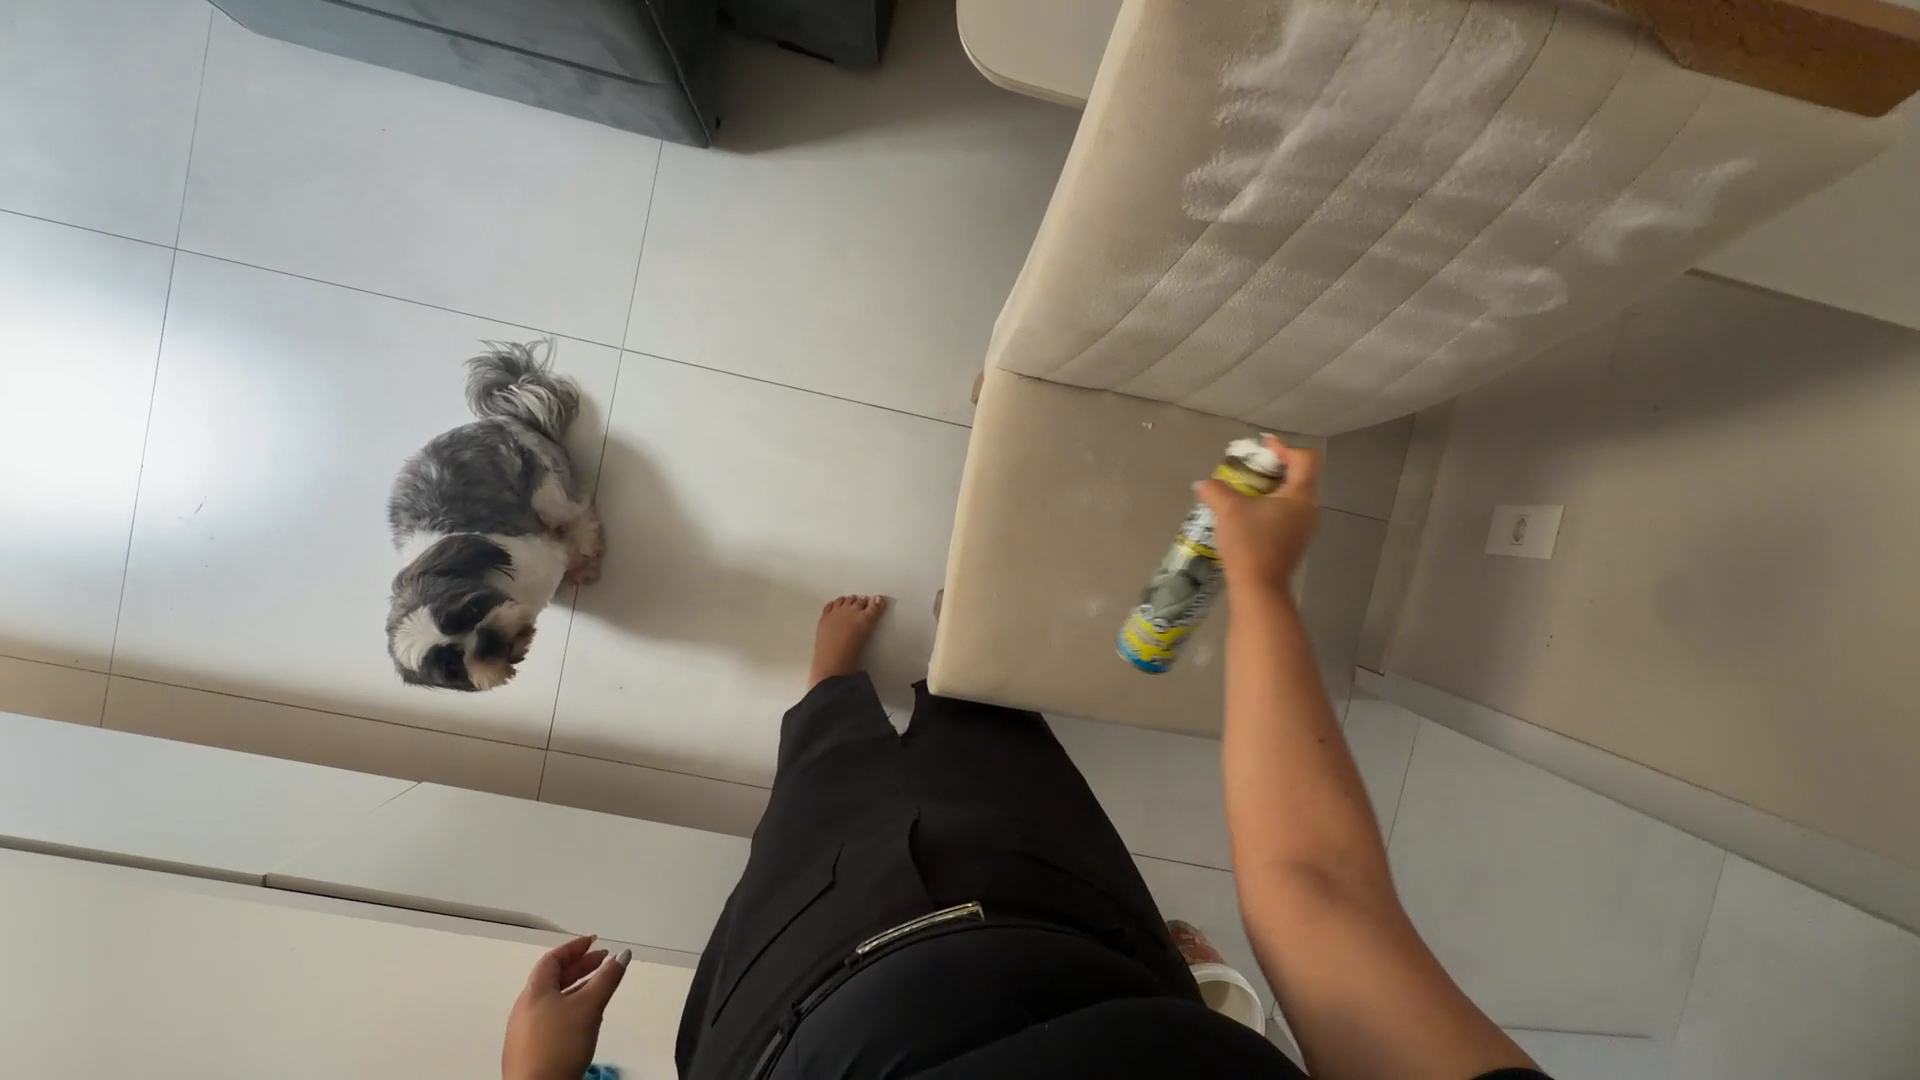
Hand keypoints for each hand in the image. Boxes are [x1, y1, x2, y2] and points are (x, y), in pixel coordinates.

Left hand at [502, 935, 629, 1079]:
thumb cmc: (559, 1045)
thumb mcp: (589, 1007)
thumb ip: (608, 978)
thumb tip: (623, 954)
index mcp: (534, 994)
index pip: (552, 960)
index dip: (574, 947)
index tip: (594, 941)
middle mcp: (525, 1009)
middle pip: (553, 978)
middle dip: (580, 966)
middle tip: (603, 961)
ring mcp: (525, 1032)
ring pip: (554, 999)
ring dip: (578, 987)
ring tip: (600, 987)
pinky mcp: (530, 1050)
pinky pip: (552, 1017)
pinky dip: (571, 1007)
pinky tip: (586, 1017)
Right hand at [1195, 435, 1320, 597]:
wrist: (1259, 586)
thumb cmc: (1250, 543)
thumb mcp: (1229, 510)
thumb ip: (1216, 490)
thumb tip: (1203, 484)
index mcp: (1301, 495)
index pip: (1305, 458)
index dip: (1285, 447)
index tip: (1262, 448)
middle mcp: (1309, 509)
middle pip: (1299, 476)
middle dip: (1274, 467)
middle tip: (1249, 468)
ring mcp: (1304, 528)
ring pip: (1292, 496)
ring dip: (1270, 488)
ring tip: (1244, 490)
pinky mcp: (1294, 542)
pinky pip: (1286, 513)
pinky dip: (1270, 506)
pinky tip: (1247, 514)